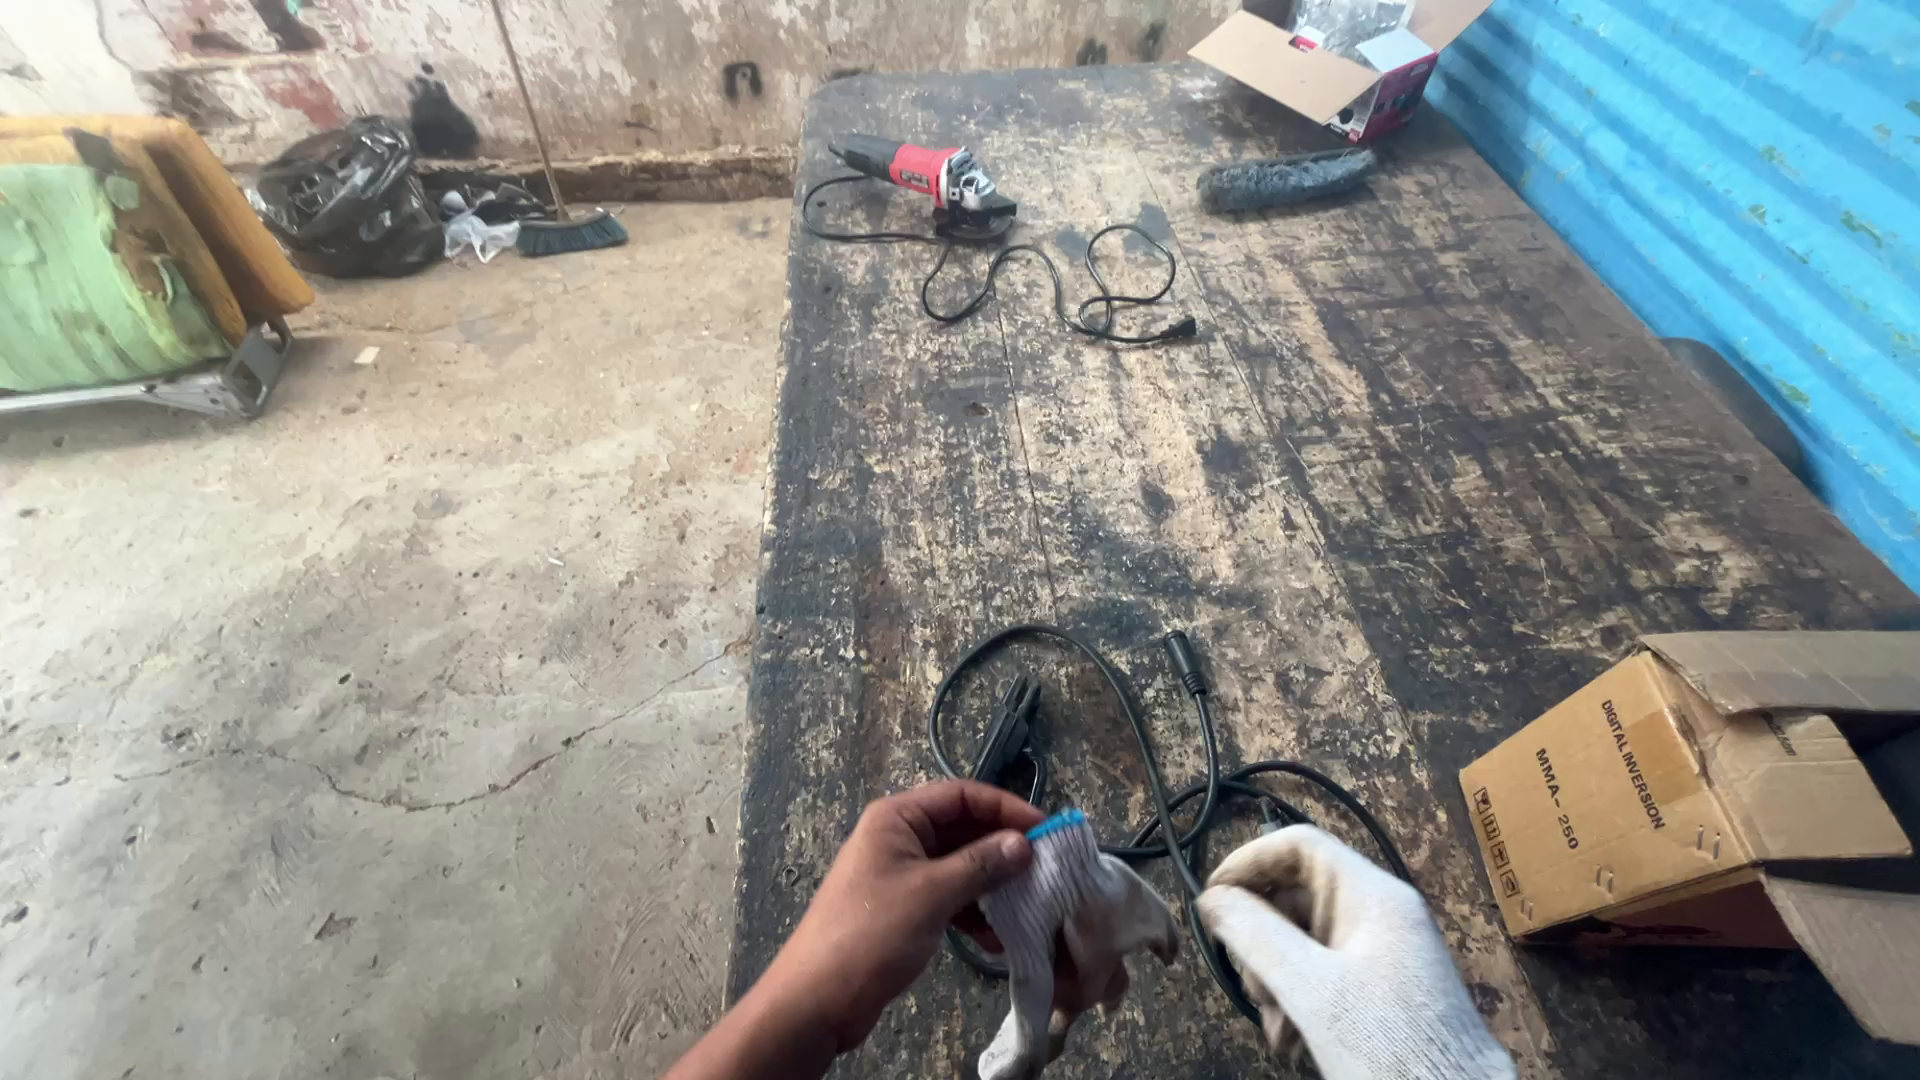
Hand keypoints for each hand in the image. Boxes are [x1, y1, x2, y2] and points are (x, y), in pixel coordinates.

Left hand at [761, 780, 1045, 1052]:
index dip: (1004, 807)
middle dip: (1002, 847)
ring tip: (1028, 903)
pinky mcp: (905, 906)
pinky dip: (974, 911)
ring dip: (992, 883)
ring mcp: (902, 872)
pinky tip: (999, 938)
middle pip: (962, 828)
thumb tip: (1024, 843)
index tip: (1043, 828)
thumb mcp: (931, 894)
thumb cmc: (871, 933)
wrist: (816, 1000)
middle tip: (1044, 867)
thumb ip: (980, 865)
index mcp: (898, 817)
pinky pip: (949, 895)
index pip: (961, 794)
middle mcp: (900, 835)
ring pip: (959, 864)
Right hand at [1197, 826, 1513, 1079]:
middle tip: (1247, 981)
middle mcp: (1377, 914)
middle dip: (1258, 937)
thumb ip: (1255, 934)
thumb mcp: (1313, 991)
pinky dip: (1293, 997)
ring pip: (1298, 938)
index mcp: (1373, 895)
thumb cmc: (1389, 1048)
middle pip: (1293, 895)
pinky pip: (1316, 972)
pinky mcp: (1375, 990)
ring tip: (1272, 1023)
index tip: (1213, 897)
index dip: (1250, 861)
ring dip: (1272, 975)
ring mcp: (1378, 953)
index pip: (1299, 845)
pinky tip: (1286, 1037)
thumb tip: (1209, 899)